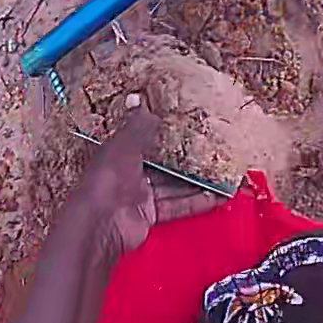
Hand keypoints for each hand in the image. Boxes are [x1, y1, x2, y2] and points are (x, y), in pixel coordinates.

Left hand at [69, 109, 222, 261]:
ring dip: (197, 183)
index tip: (189, 128)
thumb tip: (137, 98)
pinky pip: (177, 206)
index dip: (165, 135)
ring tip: (222, 174)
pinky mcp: (151, 216)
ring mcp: (141, 196)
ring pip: (174, 187)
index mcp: (120, 154)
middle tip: (214, 152)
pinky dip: (196, 202)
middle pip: (164, 166)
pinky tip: (217, 197)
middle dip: (187, 161)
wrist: (100, 224)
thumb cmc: (108, 179)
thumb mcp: (123, 146)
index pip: (146, 141)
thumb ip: (136, 126)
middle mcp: (130, 174)